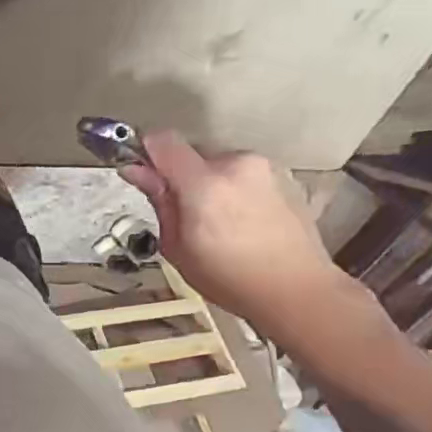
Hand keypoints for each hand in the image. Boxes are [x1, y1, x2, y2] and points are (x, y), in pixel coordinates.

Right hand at [119, 130, 353, 331]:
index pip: (164, 141)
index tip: (143, 175)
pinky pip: (245, 175)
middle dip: (183, 177)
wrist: (297, 289)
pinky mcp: (286, 176)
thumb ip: (158, 201)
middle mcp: (236, 163)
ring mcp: (265, 167)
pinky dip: (236, 191)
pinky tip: (243, 224)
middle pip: (193, 155)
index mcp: (204, 183)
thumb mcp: (176, 247)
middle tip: (184, 215)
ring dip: (211, 184)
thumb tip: (134, 170)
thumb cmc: (226, 277)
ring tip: (218, 223)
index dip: (147, 153)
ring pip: (221, 165)